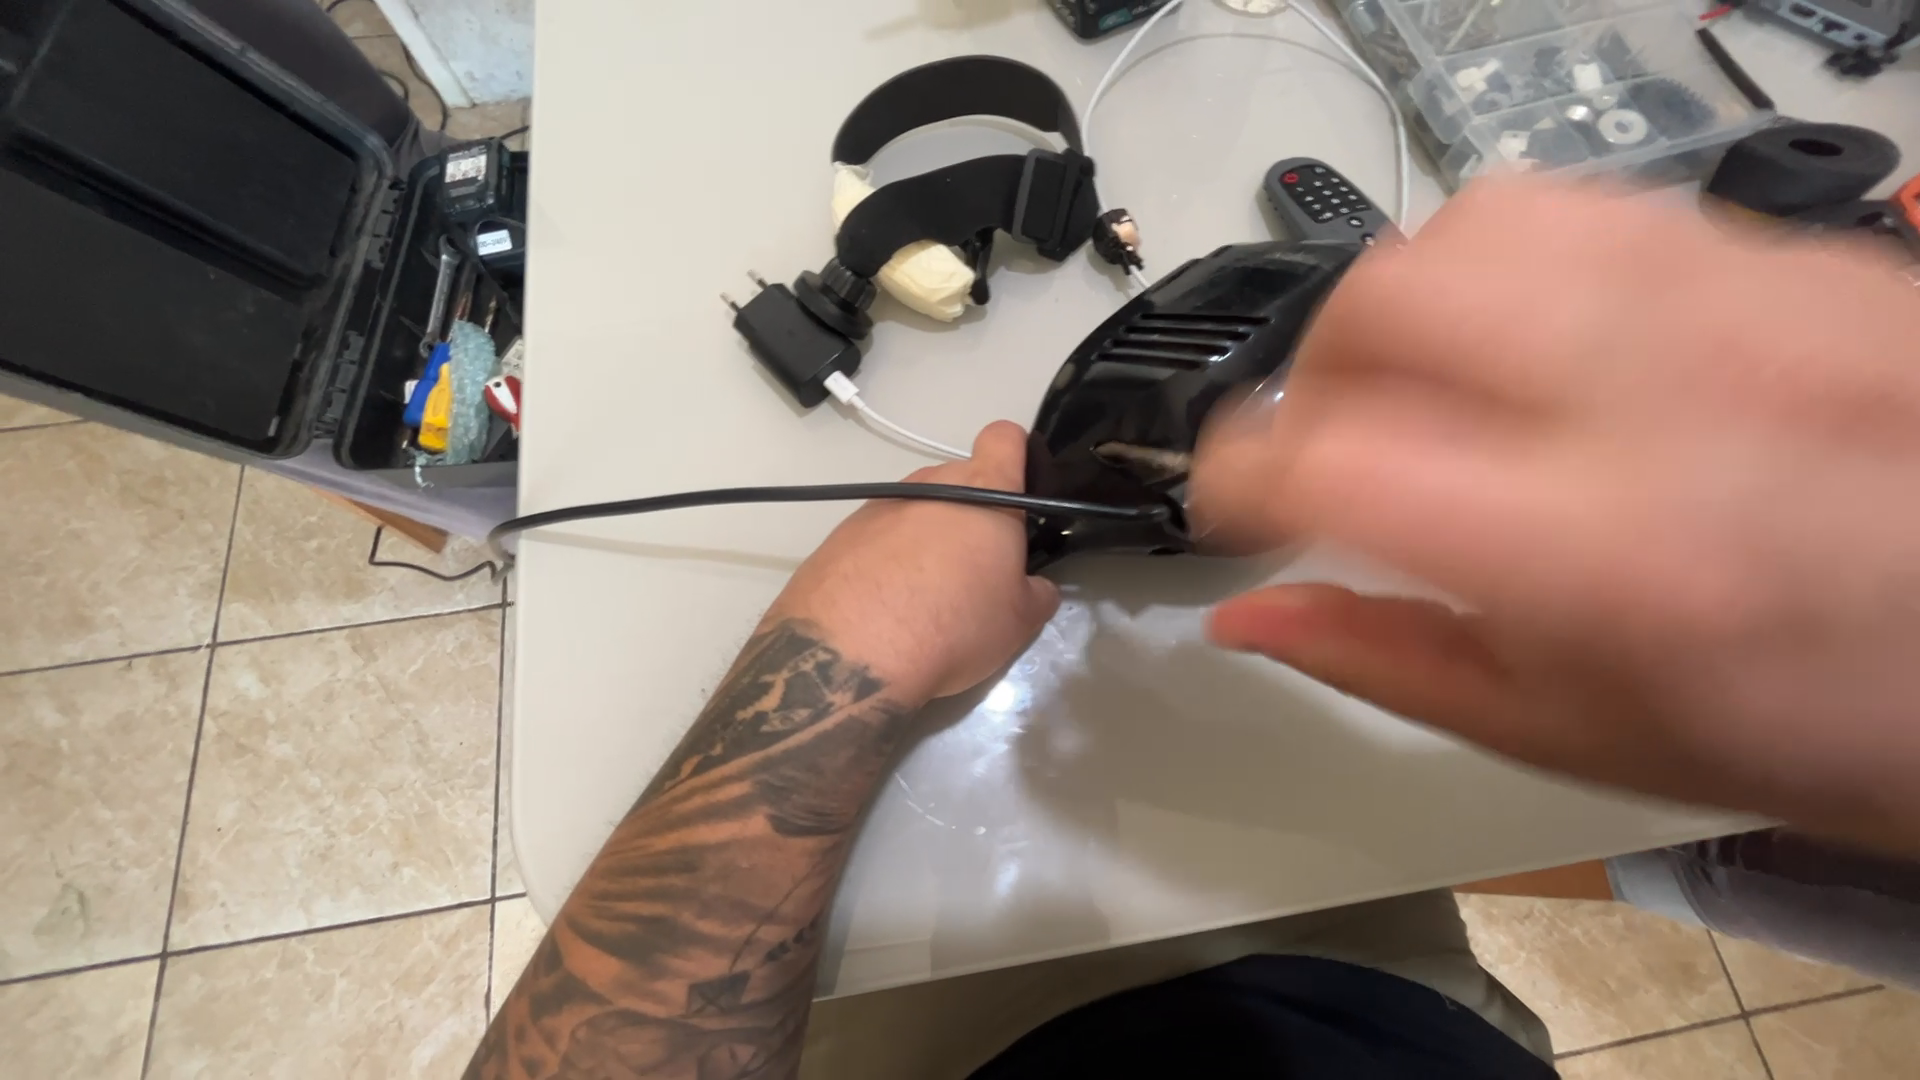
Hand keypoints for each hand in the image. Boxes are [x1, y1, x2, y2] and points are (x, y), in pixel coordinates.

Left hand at [765, 421, 1060, 703]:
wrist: (851, 654)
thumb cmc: (953, 625)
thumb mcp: (1019, 620)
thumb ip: (1037, 591)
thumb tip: (1035, 586)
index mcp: (985, 492)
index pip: (1005, 437)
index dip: (1017, 458)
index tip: (1018, 498)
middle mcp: (930, 483)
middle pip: (961, 481)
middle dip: (972, 515)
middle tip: (976, 570)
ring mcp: (880, 504)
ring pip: (919, 509)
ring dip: (928, 538)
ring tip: (925, 595)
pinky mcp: (841, 532)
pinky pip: (880, 534)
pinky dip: (889, 558)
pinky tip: (888, 604)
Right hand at [1191, 176, 1919, 851]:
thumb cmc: (1804, 721)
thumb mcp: (1553, 729)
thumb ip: (1370, 658)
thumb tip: (1240, 613)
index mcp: (1595, 557)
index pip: (1332, 460)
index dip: (1235, 473)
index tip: (1227, 498)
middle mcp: (1662, 402)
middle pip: (1382, 307)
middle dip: (1303, 373)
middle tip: (1315, 438)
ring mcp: (1733, 305)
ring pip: (1464, 230)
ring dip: (1389, 312)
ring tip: (1406, 384)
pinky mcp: (1777, 258)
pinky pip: (1569, 211)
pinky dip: (1484, 270)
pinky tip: (1501, 343)